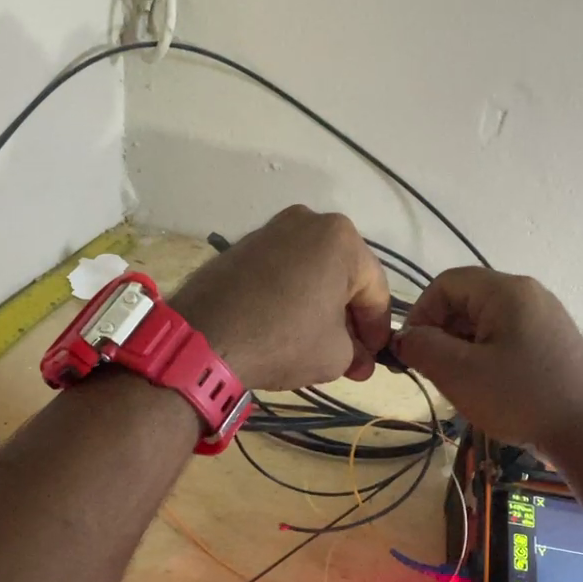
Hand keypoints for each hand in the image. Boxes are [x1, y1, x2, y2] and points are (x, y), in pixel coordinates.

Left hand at [169, 206, 391, 391]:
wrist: (204, 338)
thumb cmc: (284, 340)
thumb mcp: (335, 355)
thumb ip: (357, 353)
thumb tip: (360, 359)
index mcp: (342, 238)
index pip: (375, 290)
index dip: (378, 330)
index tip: (375, 359)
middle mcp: (308, 222)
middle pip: (343, 277)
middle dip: (348, 319)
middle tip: (350, 358)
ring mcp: (270, 230)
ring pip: (311, 274)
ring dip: (321, 308)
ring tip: (318, 347)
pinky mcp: (241, 248)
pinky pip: (281, 274)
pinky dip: (292, 299)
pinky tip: (287, 329)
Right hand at [394, 267, 582, 455]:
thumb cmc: (521, 398)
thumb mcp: (459, 373)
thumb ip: (423, 348)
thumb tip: (404, 338)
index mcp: (506, 290)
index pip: (446, 283)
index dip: (420, 314)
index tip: (412, 352)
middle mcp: (528, 294)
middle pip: (466, 301)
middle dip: (441, 334)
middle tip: (435, 373)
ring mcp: (545, 319)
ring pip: (485, 323)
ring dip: (462, 350)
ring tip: (462, 386)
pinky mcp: (554, 344)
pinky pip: (507, 340)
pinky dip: (487, 359)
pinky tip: (490, 390)